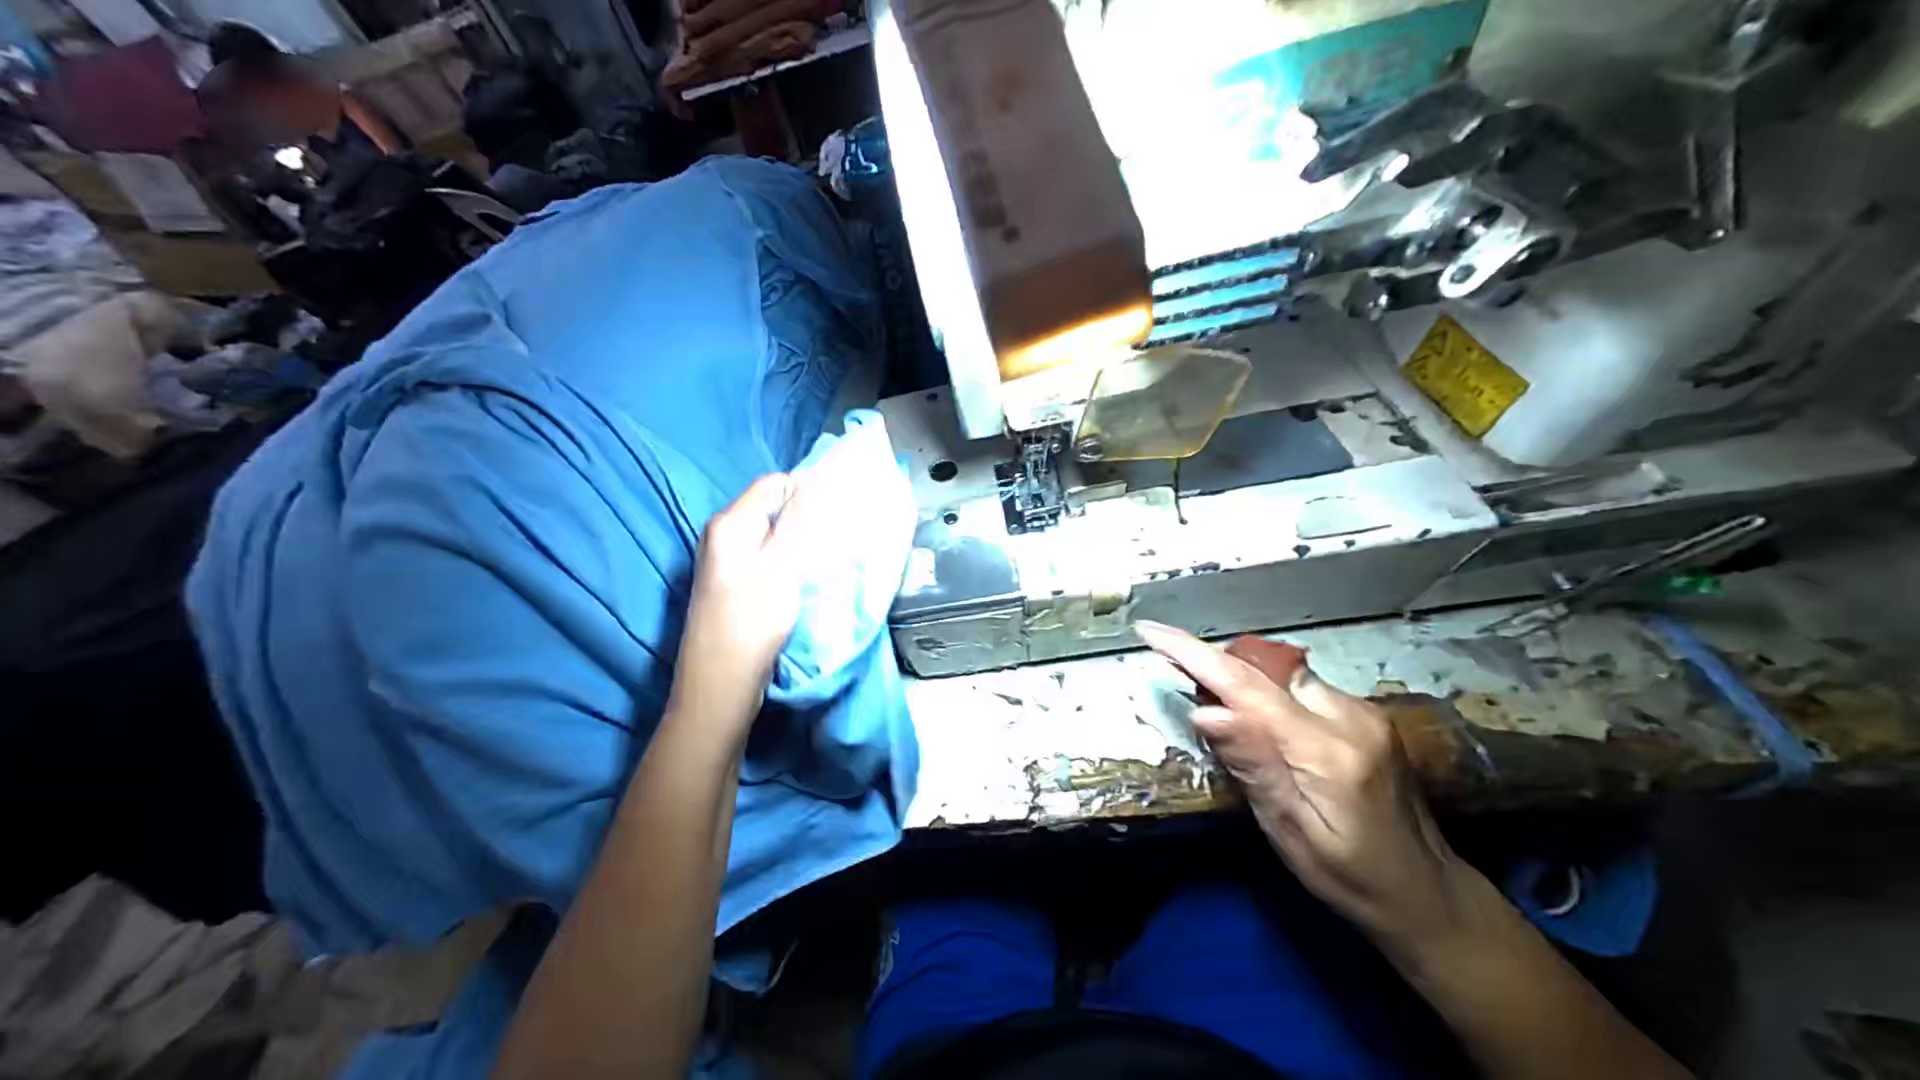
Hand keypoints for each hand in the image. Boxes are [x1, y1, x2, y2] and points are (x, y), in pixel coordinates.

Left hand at [672, 473, 817, 728]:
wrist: (720, 685)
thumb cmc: (752, 623)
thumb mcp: (783, 568)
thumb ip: (799, 524)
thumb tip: (817, 486)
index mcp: (729, 523)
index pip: (776, 483)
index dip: (808, 493)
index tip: (835, 516)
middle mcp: (721, 534)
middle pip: (773, 507)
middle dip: (805, 519)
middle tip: (833, 541)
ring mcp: (724, 560)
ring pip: (772, 534)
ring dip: (798, 544)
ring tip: (819, 563)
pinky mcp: (732, 583)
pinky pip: (766, 556)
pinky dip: (786, 562)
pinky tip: (800, 581)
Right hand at [1134, 620, 1473, 945]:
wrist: (1429, 893)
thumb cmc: (1352, 879)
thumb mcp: (1291, 833)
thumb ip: (1252, 766)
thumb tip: (1205, 711)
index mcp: (1330, 750)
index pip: (1247, 687)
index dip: (1194, 654)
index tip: (1150, 630)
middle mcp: (1351, 715)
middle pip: (1265, 670)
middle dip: (1214, 665)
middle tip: (1171, 673)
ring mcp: (1363, 711)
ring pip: (1281, 675)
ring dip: (1239, 679)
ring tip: (1207, 699)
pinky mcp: (1365, 714)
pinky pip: (1299, 687)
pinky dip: (1266, 692)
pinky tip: (1256, 720)